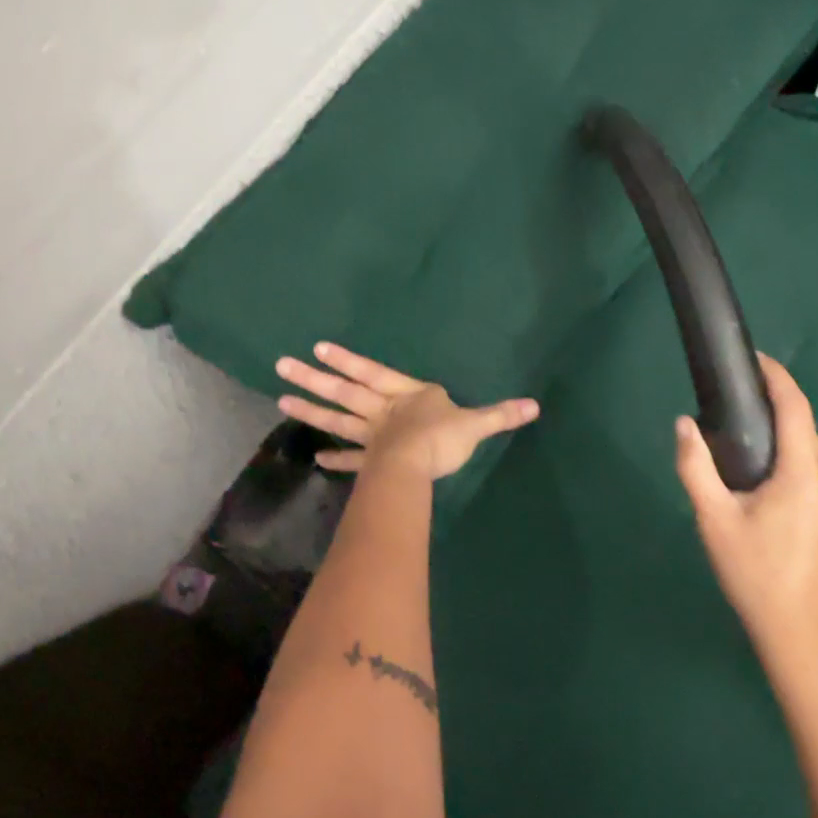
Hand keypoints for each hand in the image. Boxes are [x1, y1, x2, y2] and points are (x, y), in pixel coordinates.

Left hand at [275, 342, 539, 480]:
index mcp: (408, 394)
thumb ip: (501, 414)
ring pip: (337, 420)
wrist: (417, 469)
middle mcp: (384, 410)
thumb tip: (535, 405)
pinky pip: (351, 459)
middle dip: (314, 378)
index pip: (374, 372)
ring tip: (282, 401)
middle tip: (282, 365)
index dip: (348, 360)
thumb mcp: (476, 424)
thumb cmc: (442, 439)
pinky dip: (335, 458)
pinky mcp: (371, 462)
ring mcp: (373, 436)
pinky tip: (317, 457)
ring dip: (311, 411)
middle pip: (345, 392)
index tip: (319, 348)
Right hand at [675, 354, 817, 654]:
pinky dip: (793, 459)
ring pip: (812, 451)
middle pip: (806, 427)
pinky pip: (816, 473)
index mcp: (803, 473)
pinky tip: (765, 478)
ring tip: (746, 434)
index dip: (778, 376)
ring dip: (785, 434)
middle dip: (777, 404)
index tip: (754, 358)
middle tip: (737, 397)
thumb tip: (683, 425)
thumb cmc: (756, 576)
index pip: (796, 407)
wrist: (803, 637)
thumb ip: (695, 468)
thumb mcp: (714, 522)